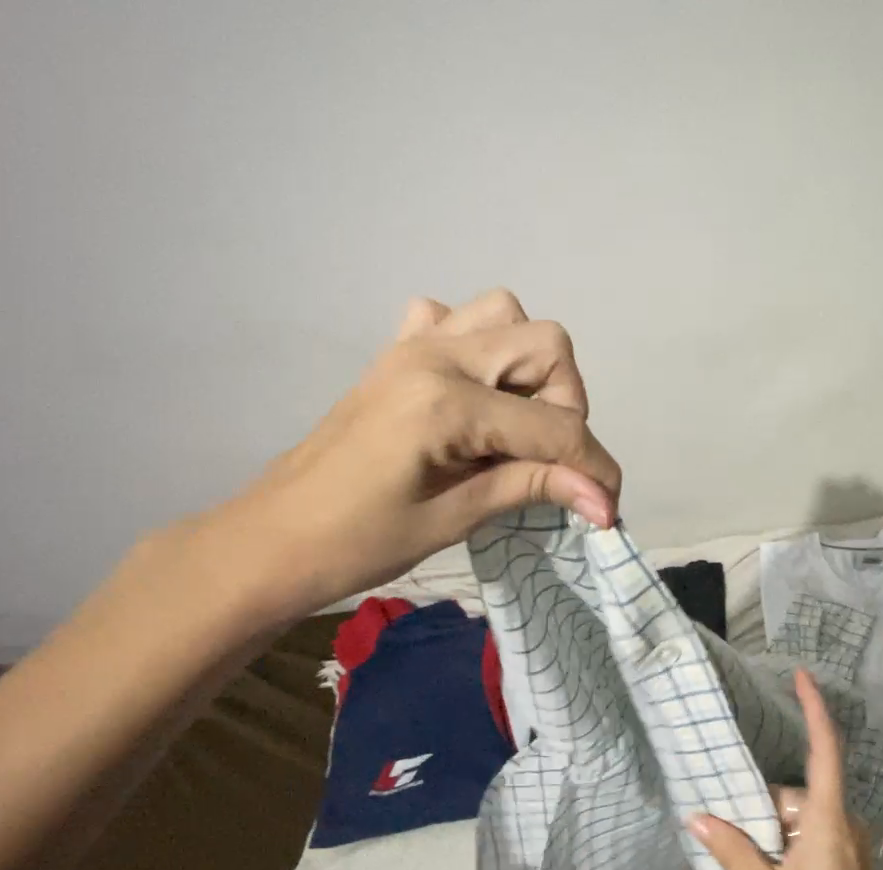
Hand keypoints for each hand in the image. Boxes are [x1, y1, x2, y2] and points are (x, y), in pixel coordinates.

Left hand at [200, 289, 621, 615]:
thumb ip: (533, 487)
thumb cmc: (359, 542)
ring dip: (532, 366)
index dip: (593, 468)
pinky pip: (453, 317)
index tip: (608, 509)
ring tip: (517, 421)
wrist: (274, 537)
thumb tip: (606, 501)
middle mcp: (435, 355)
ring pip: (507, 315)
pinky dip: (480, 346)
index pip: (554, 425)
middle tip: (548, 459)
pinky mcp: (399, 352)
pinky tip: (475, 391)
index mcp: (446, 402)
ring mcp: (414, 345)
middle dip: (569, 405)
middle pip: (547, 344)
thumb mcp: (456, 518)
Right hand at [689, 671, 882, 869]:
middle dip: (764, 808)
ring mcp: (850, 844)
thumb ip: (733, 852)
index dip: (815, 708)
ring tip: (750, 869)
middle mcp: (844, 822)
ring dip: (775, 832)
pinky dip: (788, 844)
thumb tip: (697, 817)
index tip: (802, 675)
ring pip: (803, 817)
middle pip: (799, 792)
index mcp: (827, 820)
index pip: (824, 749)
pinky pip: (814, 836)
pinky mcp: (850, 863)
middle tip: (731, 837)